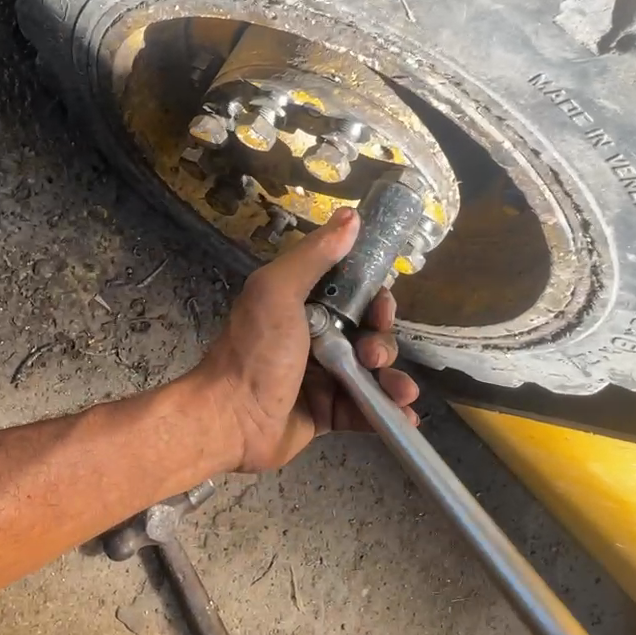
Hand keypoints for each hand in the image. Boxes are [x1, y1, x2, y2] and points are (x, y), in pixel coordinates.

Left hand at [187, 206, 419, 472]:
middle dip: (382, 342)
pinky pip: (367, 410)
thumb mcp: (278, 292)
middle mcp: (310, 339)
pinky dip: (389, 412)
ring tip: (398, 391)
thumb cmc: (254, 350)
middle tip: (373, 355)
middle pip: (366, 334)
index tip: (381, 307)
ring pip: (372, 373)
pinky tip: (405, 415)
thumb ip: (314, 255)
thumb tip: (351, 216)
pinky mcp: (326, 414)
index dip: (372, 299)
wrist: (230, 418)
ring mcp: (320, 378)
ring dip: (393, 379)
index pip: (349, 295)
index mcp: (298, 306)